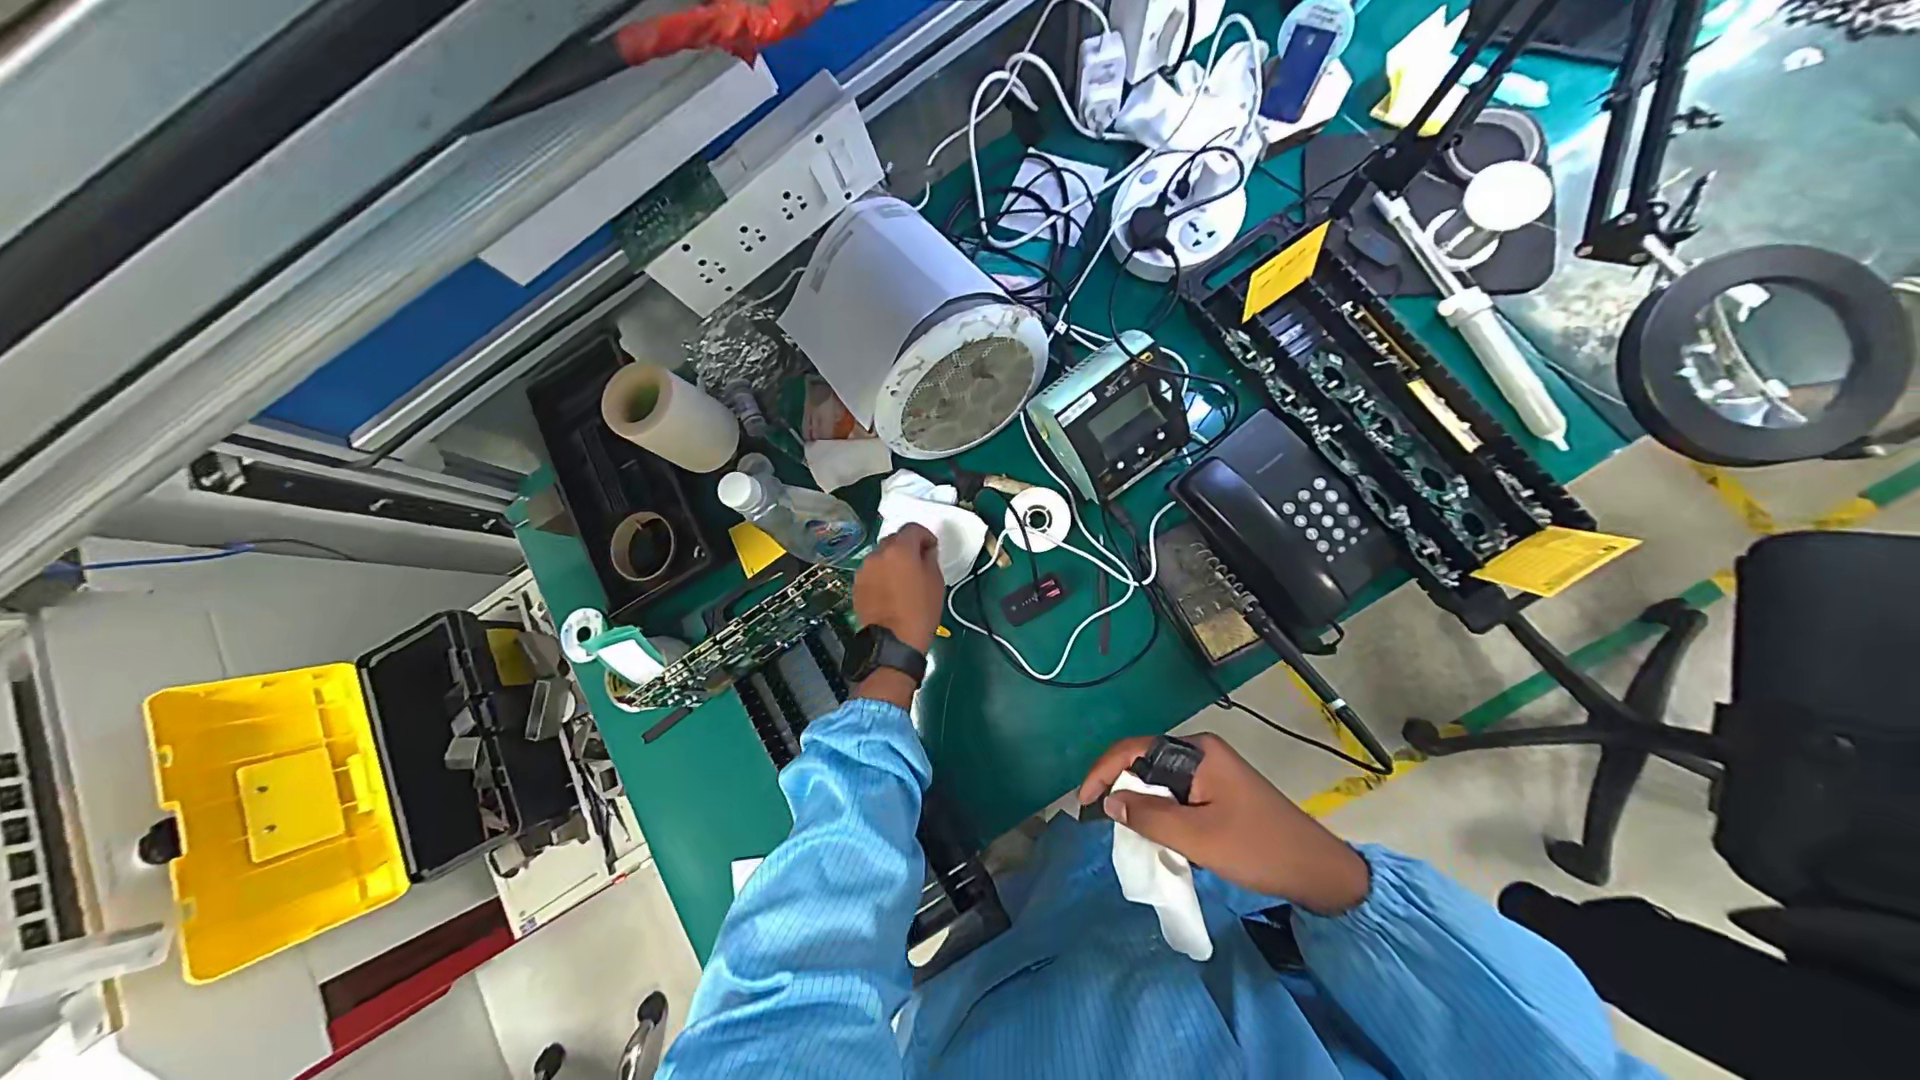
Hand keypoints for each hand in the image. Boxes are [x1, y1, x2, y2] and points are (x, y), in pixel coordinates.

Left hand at [854, 523, 943, 652]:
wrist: (894, 641)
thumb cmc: (920, 610)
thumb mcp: (935, 581)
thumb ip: (930, 558)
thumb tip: (925, 550)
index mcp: (900, 549)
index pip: (913, 528)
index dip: (925, 536)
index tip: (931, 548)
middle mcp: (878, 553)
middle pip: (894, 540)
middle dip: (907, 547)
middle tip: (918, 563)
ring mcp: (865, 569)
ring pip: (881, 556)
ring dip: (892, 561)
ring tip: (902, 579)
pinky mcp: (857, 584)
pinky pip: (872, 571)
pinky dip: (881, 574)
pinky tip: (889, 590)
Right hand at [1078, 733, 1370, 914]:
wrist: (1318, 872)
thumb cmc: (1257, 848)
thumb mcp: (1197, 837)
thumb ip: (1148, 816)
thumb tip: (1109, 801)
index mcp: (1198, 752)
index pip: (1134, 749)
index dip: (1103, 771)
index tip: (1084, 801)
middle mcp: (1203, 753)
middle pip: (1146, 762)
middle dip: (1122, 788)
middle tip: (1106, 819)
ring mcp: (1213, 770)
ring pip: (1160, 780)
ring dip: (1142, 802)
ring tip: (1129, 829)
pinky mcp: (1219, 789)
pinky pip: (1177, 793)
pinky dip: (1161, 810)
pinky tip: (1159, 833)